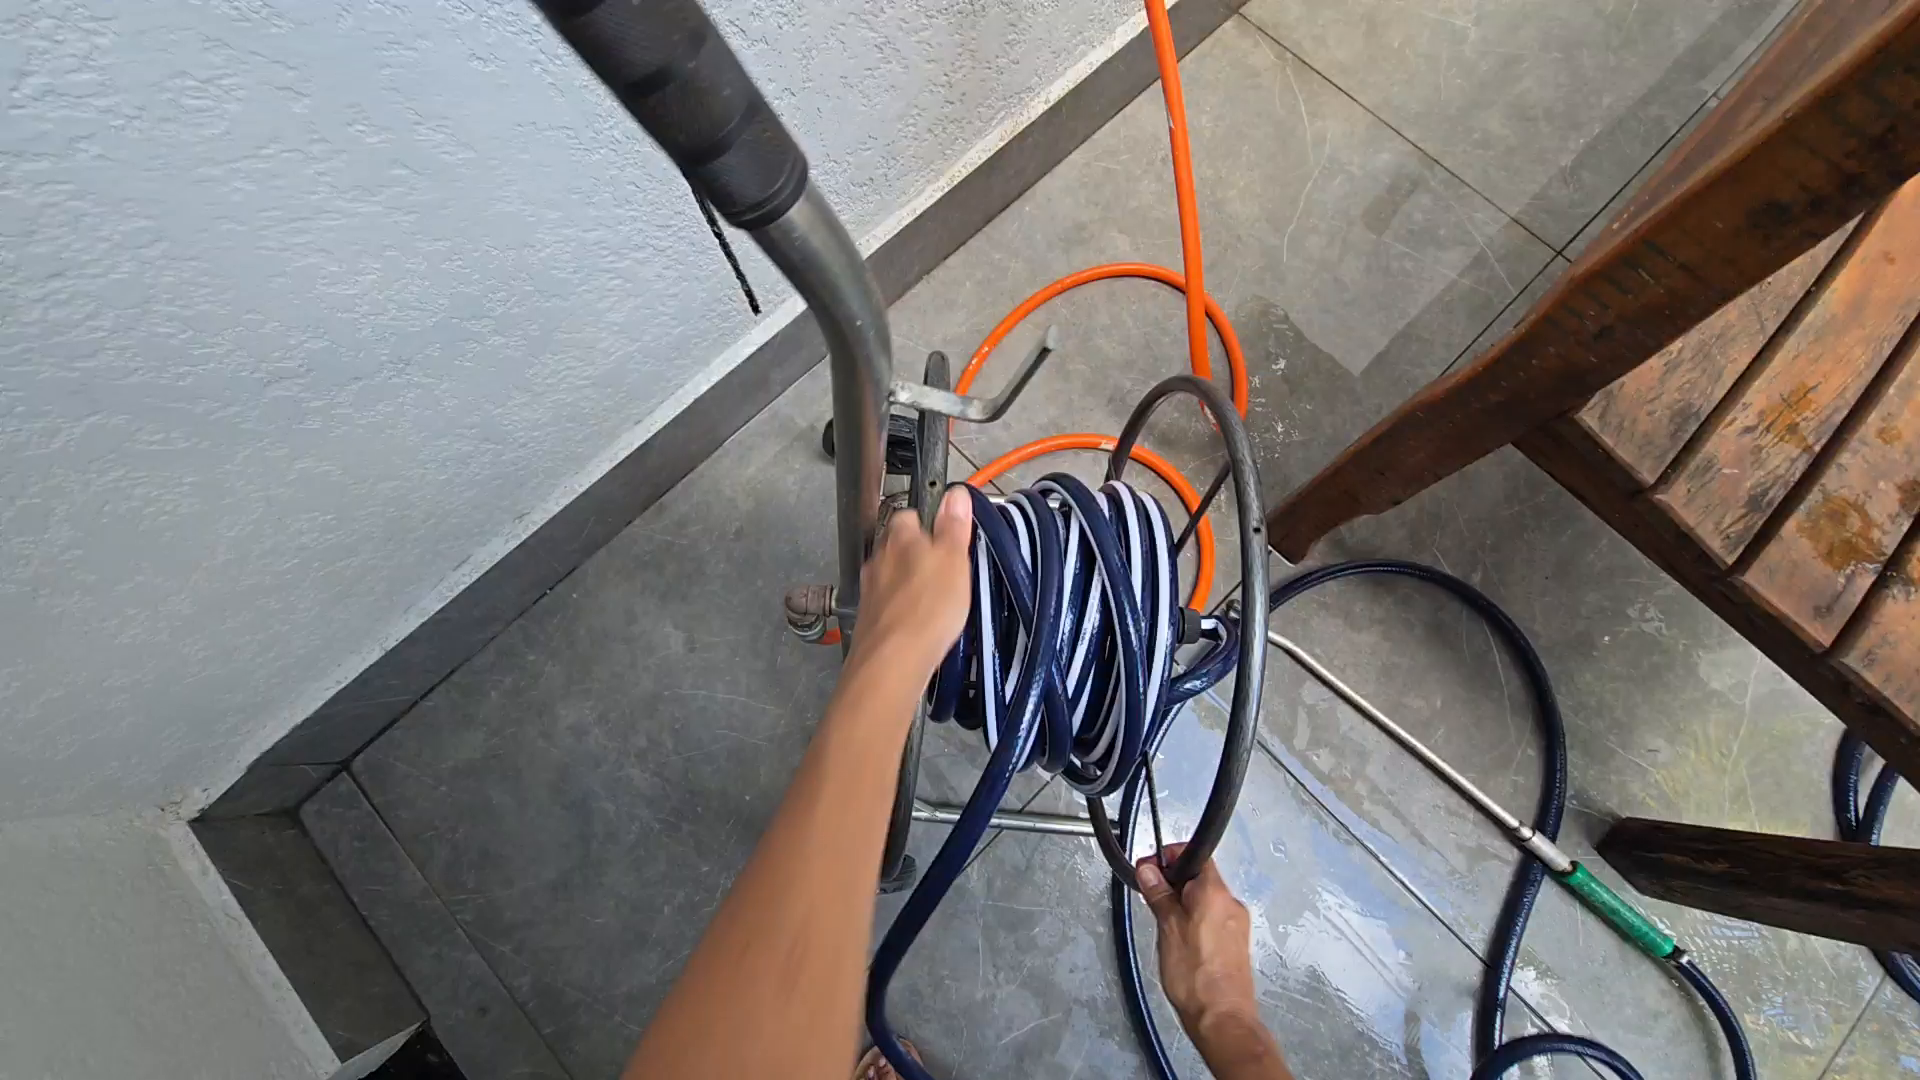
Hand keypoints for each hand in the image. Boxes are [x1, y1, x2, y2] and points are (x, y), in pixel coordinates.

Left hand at [845, 486, 973, 680]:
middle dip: (917, 553)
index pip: (910, 514)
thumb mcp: (953, 559)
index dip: (929, 522)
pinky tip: (918, 622)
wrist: (893, 659)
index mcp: (899, 537)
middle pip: (898, 545)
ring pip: (891, 575)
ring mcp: (871, 590)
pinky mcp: (870, 618)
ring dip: (908, 582)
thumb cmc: (925, 609)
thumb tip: (956, 495)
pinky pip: (888, 605)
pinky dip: (901, 609)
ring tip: (934, 598)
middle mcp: (879, 559)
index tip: (946, 533)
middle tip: (944, 567)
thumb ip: (953, 526)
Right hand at [1136, 843, 1258, 1035]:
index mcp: (1215, 892)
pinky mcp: (1235, 944)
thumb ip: (1159, 893)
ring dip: (1182, 902)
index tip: (1150, 870)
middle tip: (1152, 899)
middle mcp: (1230, 903)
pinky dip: (1194, 920)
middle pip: (1198, 877)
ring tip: (1164, 924)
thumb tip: (1148, 869)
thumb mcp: (1167, 927)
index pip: (1194, 854)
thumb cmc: (1194, 973)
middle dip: (1172, 883)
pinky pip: (1211, 918)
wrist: (1222, 1020)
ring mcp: (1236, 925)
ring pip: (1204, 899)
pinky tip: (1181, 940)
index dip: (1169, 857)